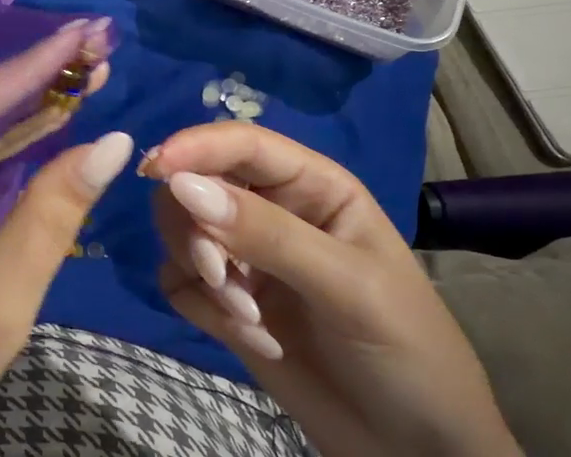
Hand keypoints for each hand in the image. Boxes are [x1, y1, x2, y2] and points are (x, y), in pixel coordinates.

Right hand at [146, 122, 519, 456]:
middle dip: (196, 228)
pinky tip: (254, 339)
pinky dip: (203, 307)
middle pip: (195, 183)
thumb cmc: (407, 351)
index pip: (241, 144)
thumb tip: (180, 184)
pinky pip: (180, 281)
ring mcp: (246, 257)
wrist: (415, 451)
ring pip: (180, 231)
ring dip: (203, 273)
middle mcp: (271, 209)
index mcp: (311, 186)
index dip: (195, 146)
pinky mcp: (226, 303)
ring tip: (248, 319)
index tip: (155, 168)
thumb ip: (266, 233)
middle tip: (221, 276)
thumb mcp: (349, 286)